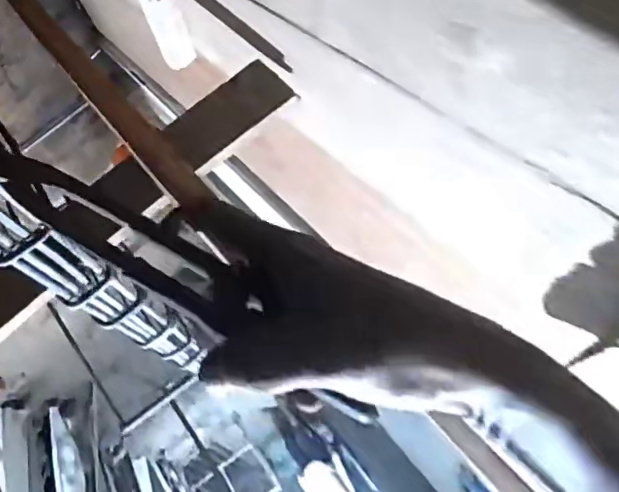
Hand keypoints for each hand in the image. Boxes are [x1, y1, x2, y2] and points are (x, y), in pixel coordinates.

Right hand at [196, 204, 539, 413]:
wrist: (466, 361)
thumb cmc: (383, 339)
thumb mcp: (313, 355)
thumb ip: (254, 364)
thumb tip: (203, 372)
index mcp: (278, 250)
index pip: (214, 221)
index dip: (180, 224)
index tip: (152, 248)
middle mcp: (286, 265)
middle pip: (228, 278)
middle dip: (227, 322)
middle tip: (237, 364)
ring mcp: (308, 294)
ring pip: (256, 315)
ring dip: (259, 353)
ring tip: (291, 392)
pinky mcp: (327, 322)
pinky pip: (284, 337)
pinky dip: (286, 365)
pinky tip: (314, 397)